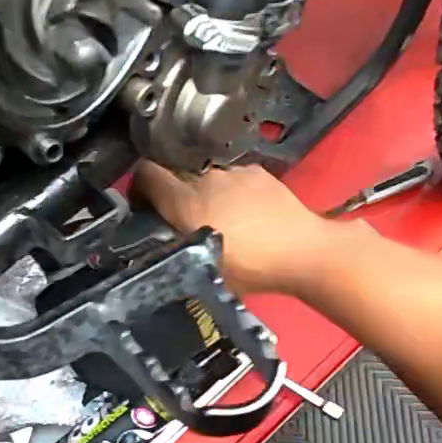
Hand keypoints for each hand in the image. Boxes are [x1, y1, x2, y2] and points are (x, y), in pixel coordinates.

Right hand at [133, 161, 339, 295]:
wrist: (303, 252)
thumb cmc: (253, 269)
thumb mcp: (205, 270)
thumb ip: (180, 254)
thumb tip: (167, 251)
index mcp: (186, 203)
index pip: (146, 174)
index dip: (138, 186)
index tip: (142, 203)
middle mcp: (206, 180)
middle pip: (177, 179)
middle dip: (176, 197)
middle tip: (186, 223)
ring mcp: (235, 173)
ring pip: (207, 180)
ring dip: (208, 196)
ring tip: (224, 221)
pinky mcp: (259, 172)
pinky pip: (234, 179)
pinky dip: (234, 192)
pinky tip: (249, 214)